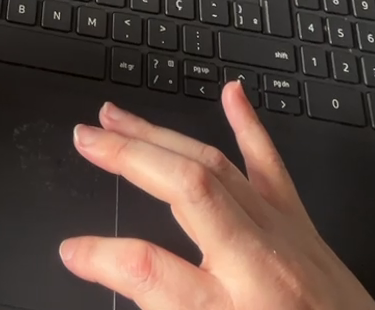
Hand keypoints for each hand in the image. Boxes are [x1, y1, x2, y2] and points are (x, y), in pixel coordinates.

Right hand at [60, 81, 374, 309]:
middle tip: (84, 138)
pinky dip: (249, 125)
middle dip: (128, 155)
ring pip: (216, 165)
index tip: (71, 249)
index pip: (154, 272)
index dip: (103, 256)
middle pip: (188, 188)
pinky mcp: (304, 227)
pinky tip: (232, 93)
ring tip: (117, 116)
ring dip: (161, 134)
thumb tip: (127, 280)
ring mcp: (285, 236)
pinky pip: (273, 166)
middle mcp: (263, 265)